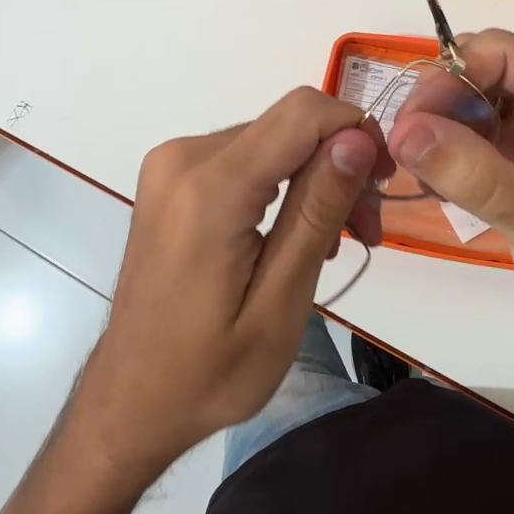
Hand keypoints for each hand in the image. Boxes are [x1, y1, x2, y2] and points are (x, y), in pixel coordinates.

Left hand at [70, 88, 389, 474]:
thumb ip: (316, 212)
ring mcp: (171, 164)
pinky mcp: (171, 177)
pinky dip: (280, 184)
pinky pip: (244, 157)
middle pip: (289, 126)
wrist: (131, 399)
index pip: (302, 113)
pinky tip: (292, 234)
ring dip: (313, 178)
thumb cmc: (209, 371)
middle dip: (339, 166)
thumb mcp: (280, 304)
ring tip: (331, 246)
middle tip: (363, 235)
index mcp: (209, 188)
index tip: (382, 185)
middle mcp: (183, 157)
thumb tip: (356, 139)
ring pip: (271, 139)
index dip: (355, 131)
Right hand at [387, 30, 513, 378]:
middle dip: (439, 104)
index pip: (505, 52)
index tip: (409, 126)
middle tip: (404, 152)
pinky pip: (472, 131)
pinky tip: (439, 186)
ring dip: (439, 129)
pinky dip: (448, 152)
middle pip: (483, 69)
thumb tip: (405, 130)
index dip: (450, 76)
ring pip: (472, 98)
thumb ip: (476, 175)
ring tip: (422, 176)